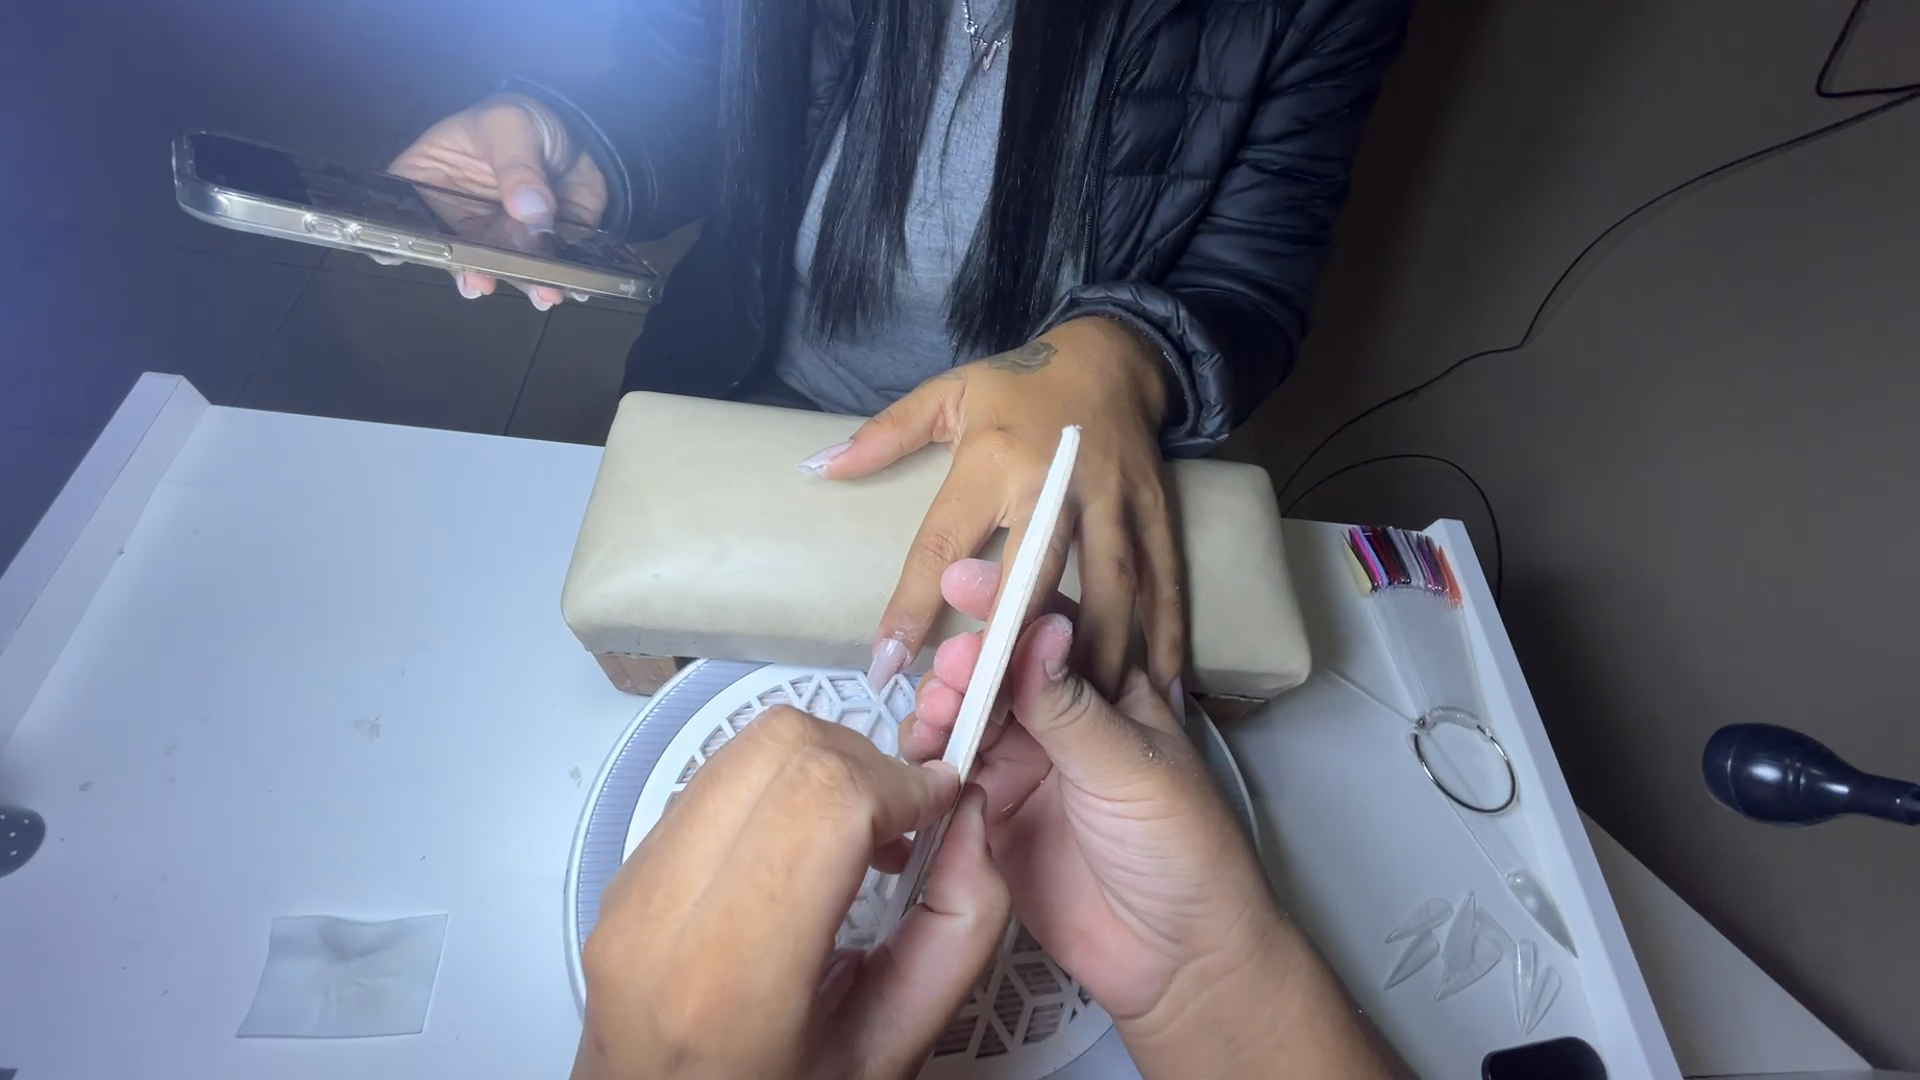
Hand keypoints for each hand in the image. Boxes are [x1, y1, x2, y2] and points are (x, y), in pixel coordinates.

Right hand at [387, 94, 607, 309]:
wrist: (577, 137)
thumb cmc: (523, 121)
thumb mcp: (512, 127)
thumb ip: (518, 167)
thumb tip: (529, 209)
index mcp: (431, 181)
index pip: (405, 210)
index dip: (400, 235)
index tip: (393, 255)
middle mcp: (464, 219)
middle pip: (463, 250)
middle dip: (476, 269)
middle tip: (484, 284)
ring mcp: (505, 239)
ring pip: (511, 267)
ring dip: (527, 282)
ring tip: (545, 293)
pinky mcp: (545, 250)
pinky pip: (554, 269)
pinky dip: (567, 281)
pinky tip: (575, 288)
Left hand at [573, 706, 1008, 1079]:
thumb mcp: (891, 1049)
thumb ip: (957, 928)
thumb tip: (970, 818)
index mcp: (730, 978)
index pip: (824, 798)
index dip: (899, 781)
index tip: (937, 804)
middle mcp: (662, 912)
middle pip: (784, 747)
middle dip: (867, 761)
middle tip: (901, 817)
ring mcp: (634, 880)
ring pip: (752, 743)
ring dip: (828, 763)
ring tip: (858, 829)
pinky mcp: (630, 862)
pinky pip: (724, 771)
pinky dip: (787, 778)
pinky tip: (810, 836)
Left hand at [801, 316, 1183, 700]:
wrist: (1112, 354)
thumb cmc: (1020, 383)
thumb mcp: (948, 394)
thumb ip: (884, 435)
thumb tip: (818, 467)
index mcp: (993, 462)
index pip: (943, 545)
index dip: (912, 607)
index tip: (886, 667)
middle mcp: (1055, 488)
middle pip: (1031, 582)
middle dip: (1010, 654)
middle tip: (986, 719)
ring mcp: (1114, 504)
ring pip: (1107, 594)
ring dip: (1093, 663)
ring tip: (1076, 723)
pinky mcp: (1156, 515)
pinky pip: (1164, 582)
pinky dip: (1167, 638)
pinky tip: (1164, 691)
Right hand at [908, 561, 1405, 1078]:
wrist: (1174, 962)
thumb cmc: (1178, 847)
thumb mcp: (1130, 768)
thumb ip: (1072, 707)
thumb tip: (1038, 628)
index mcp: (1106, 690)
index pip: (1052, 627)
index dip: (1010, 598)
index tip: (964, 578)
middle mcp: (1058, 716)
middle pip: (999, 668)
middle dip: (968, 661)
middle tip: (951, 671)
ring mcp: (1022, 762)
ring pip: (968, 714)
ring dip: (942, 706)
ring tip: (933, 716)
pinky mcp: (992, 810)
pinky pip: (950, 772)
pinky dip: (928, 759)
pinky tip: (917, 757)